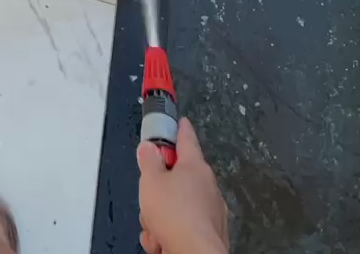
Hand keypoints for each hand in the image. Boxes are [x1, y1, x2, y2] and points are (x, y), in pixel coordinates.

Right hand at [137, 119, 228, 253]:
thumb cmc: (175, 215)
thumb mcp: (150, 179)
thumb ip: (148, 159)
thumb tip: (149, 148)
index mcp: (195, 167)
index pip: (187, 138)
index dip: (179, 127)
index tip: (180, 120)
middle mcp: (208, 187)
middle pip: (178, 175)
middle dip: (159, 186)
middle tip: (149, 193)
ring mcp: (211, 212)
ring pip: (178, 203)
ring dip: (161, 212)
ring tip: (154, 223)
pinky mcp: (210, 234)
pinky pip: (184, 225)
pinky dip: (170, 231)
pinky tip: (162, 239)